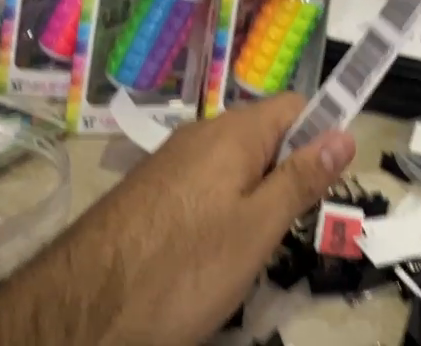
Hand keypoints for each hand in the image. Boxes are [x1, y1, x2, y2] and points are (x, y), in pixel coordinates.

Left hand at [86, 94, 355, 345]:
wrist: (74, 314)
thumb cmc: (181, 268)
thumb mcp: (258, 229)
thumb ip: (302, 179)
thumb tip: (346, 133)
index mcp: (234, 132)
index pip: (297, 106)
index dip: (321, 135)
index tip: (327, 182)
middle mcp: (202, 134)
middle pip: (265, 136)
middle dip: (285, 175)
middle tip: (284, 230)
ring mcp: (170, 161)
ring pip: (233, 166)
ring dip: (251, 198)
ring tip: (244, 253)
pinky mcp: (148, 191)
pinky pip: (202, 186)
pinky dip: (217, 212)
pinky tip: (204, 257)